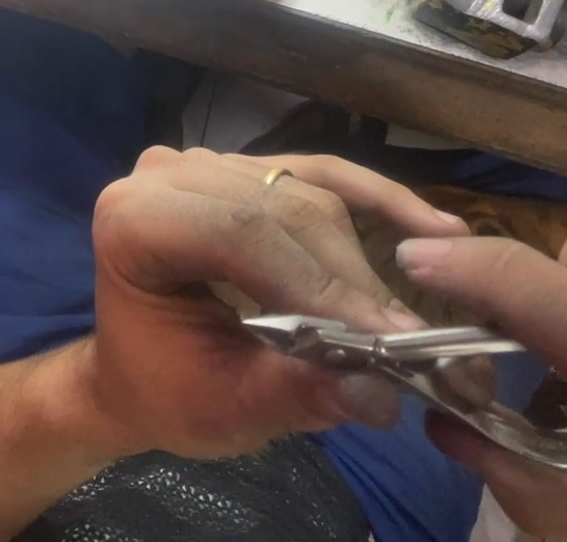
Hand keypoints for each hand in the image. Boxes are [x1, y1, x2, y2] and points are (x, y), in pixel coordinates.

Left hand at [84, 147, 470, 459]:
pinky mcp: (244, 167)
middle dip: (347, 278)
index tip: (386, 342)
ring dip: (363, 255)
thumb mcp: (218, 405)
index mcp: (132, 219)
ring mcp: (207, 161)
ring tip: (414, 315)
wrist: (134, 364)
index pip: (237, 231)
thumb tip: (380, 391)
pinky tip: (433, 226)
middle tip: (412, 344)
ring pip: (306, 192)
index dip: (315, 282)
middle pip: (278, 208)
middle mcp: (167, 172)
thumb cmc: (160, 385)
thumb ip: (292, 392)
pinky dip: (375, 199)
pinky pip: (318, 172)